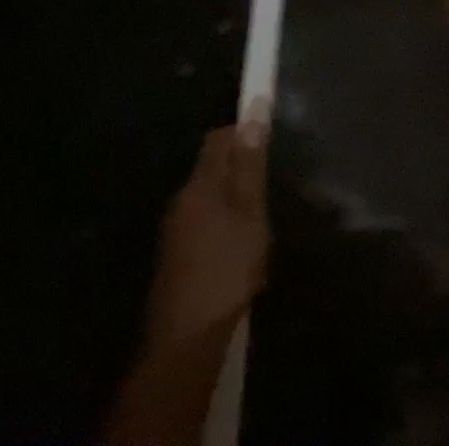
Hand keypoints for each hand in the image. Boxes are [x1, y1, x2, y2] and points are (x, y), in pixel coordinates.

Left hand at [143, 121, 269, 351]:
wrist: (187, 336)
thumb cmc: (227, 269)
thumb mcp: (250, 214)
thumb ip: (250, 166)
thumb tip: (251, 112)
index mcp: (200, 185)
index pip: (218, 139)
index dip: (243, 132)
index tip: (271, 142)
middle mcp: (182, 200)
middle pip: (212, 167)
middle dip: (241, 167)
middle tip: (273, 184)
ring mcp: (175, 229)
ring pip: (209, 197)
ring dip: (234, 199)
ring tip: (263, 218)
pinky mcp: (176, 256)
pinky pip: (205, 223)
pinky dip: (225, 224)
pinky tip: (243, 248)